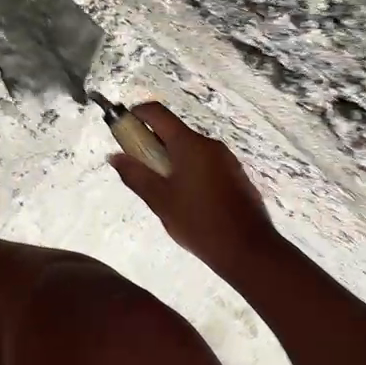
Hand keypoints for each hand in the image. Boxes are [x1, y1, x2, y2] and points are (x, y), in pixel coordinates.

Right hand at [109, 102, 278, 278]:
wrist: (251, 252)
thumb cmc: (200, 223)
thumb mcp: (160, 200)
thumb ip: (135, 175)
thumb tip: (114, 156)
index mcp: (189, 144)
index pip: (157, 112)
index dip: (136, 114)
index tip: (123, 130)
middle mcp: (209, 144)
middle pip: (173, 132)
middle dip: (152, 144)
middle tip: (141, 172)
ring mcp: (227, 160)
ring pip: (189, 149)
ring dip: (171, 160)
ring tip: (165, 193)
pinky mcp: (237, 176)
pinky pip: (205, 163)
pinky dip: (190, 171)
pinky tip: (189, 201)